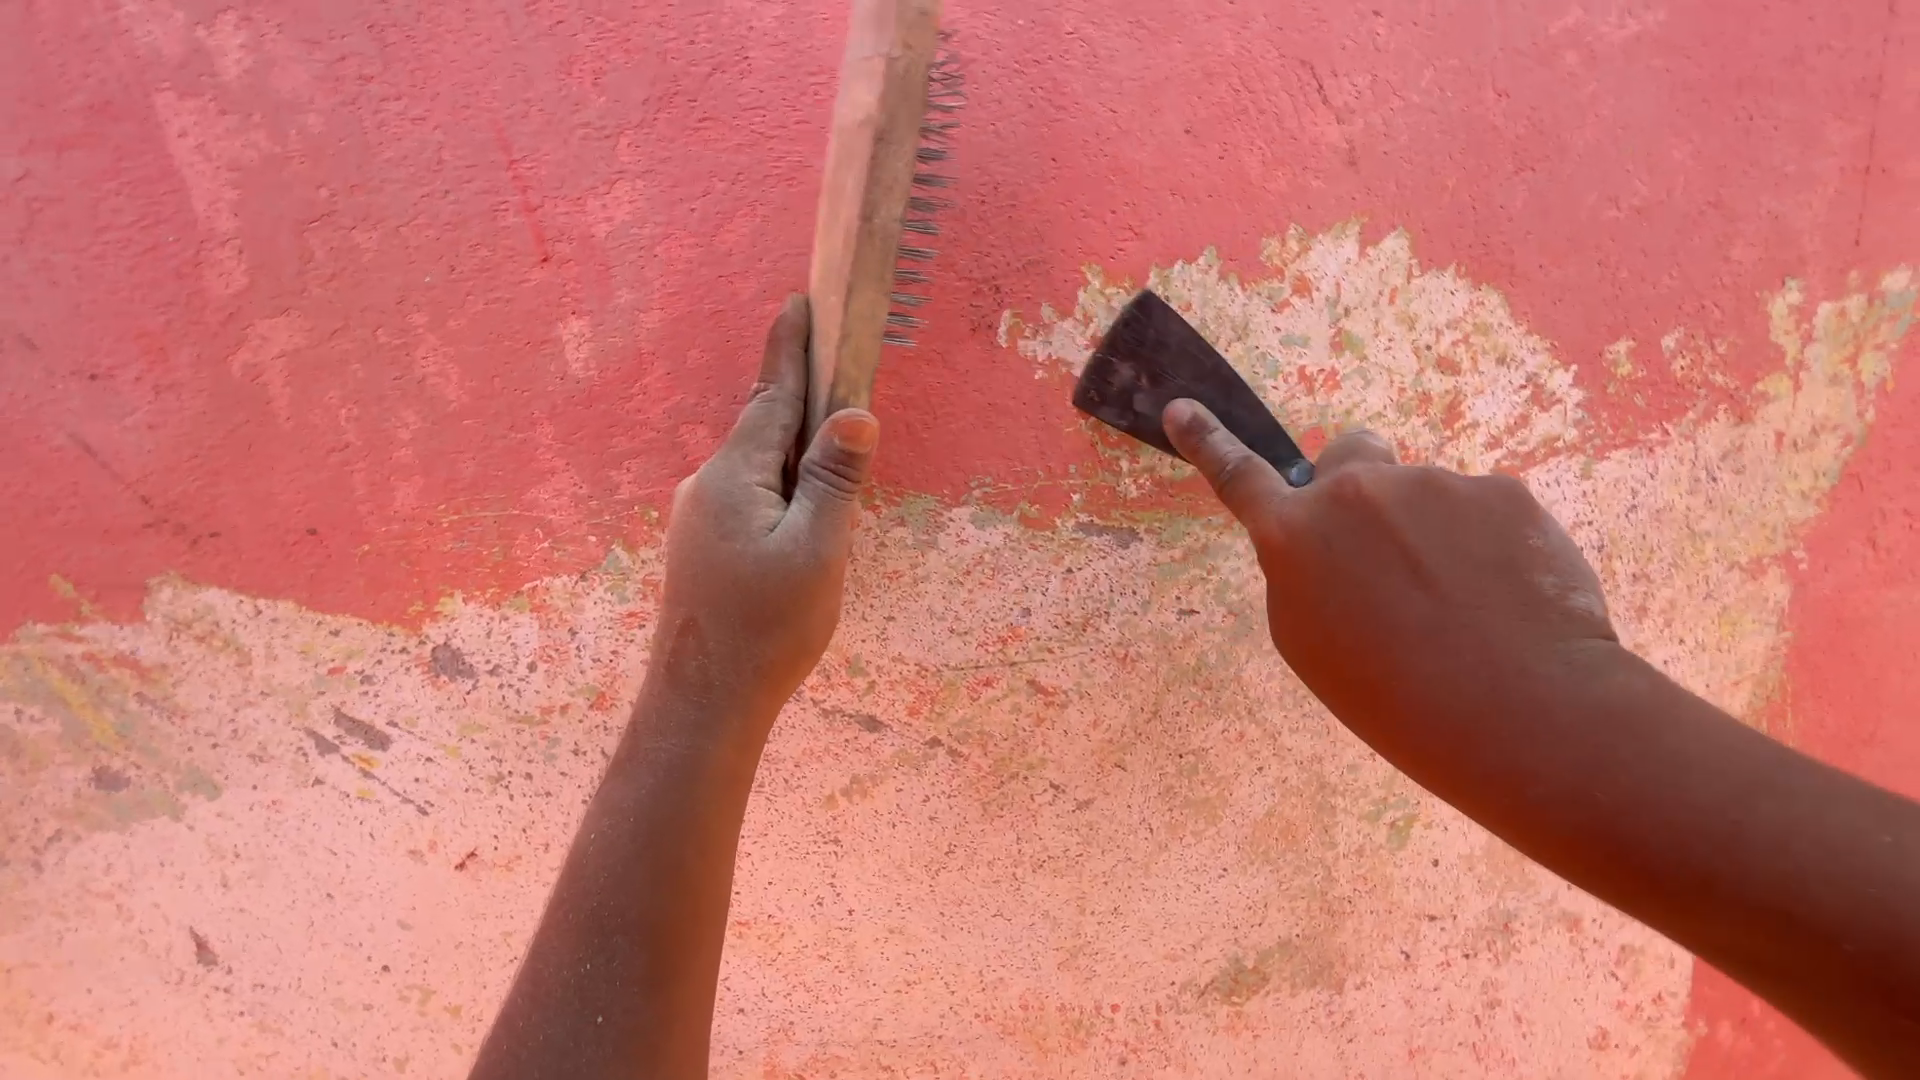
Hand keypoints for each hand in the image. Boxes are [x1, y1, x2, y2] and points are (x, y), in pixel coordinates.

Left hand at [648, 295, 878, 725]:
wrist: (707, 700)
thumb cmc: (769, 628)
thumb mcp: (817, 551)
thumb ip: (834, 479)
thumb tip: (855, 412)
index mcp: (734, 476)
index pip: (770, 397)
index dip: (789, 350)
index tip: (798, 304)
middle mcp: (708, 485)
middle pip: (765, 429)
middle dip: (802, 403)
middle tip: (841, 381)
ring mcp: (701, 517)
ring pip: (758, 467)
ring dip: (795, 454)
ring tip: (835, 464)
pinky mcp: (704, 545)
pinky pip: (750, 496)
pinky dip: (782, 487)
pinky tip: (802, 516)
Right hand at [1161, 399, 1616, 757]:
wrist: (1517, 709)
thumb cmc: (1386, 692)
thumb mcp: (1305, 639)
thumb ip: (1298, 572)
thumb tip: (1323, 542)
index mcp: (1294, 534)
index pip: (1238, 476)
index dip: (1207, 441)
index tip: (1180, 408)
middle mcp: (1355, 492)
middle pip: (1350, 453)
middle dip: (1359, 483)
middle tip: (1387, 548)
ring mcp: (1433, 483)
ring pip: (1423, 492)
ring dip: (1430, 527)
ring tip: (1463, 598)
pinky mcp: (1504, 491)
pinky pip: (1483, 506)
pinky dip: (1487, 540)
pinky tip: (1507, 591)